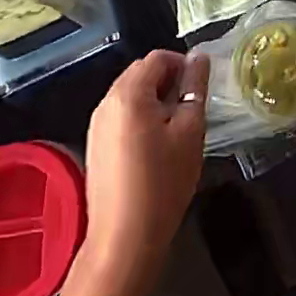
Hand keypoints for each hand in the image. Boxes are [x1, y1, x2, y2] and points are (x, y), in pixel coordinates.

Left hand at [79, 51, 208, 295]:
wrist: (124, 239)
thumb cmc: (164, 181)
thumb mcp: (189, 130)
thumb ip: (195, 87)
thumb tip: (199, 57)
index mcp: (128, 93)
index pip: (158, 58)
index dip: (183, 66)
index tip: (200, 92)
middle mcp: (106, 102)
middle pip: (141, 73)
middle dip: (169, 83)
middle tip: (191, 113)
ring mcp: (96, 125)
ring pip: (131, 96)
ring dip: (156, 102)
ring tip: (176, 133)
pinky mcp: (95, 145)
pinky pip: (121, 117)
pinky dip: (141, 120)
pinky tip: (155, 150)